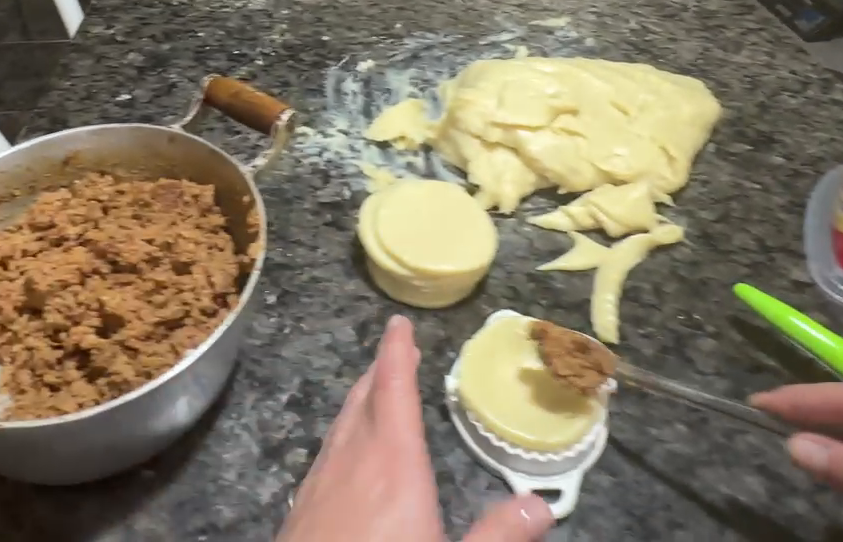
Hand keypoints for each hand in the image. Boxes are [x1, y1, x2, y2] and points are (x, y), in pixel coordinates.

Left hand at [278, 315, 551, 541]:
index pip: (393, 388)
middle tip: (398, 351)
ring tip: (376, 390)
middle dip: (382, 370)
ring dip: (361, 398)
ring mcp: (321, 480)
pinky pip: (327, 451)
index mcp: (393, 462)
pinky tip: (348, 451)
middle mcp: (353, 458)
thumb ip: (495, 534)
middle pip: (365, 397)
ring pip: (342, 422)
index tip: (398, 322)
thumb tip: (540, 504)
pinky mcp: (302, 505)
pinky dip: (344, 432)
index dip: (396, 351)